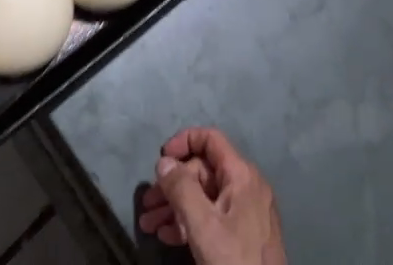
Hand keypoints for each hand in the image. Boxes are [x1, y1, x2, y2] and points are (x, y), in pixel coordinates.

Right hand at [138, 128, 285, 264]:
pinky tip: (168, 236)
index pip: (211, 140)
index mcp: (241, 175)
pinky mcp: (243, 234)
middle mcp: (246, 186)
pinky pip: (212, 217)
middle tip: (147, 205)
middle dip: (172, 186)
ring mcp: (246, 211)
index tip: (160, 160)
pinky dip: (189, 222)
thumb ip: (181, 189)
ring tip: (149, 225)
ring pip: (204, 197)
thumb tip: (164, 162)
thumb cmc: (233, 259)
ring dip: (174, 207)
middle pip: (203, 171)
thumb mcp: (203, 224)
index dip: (183, 142)